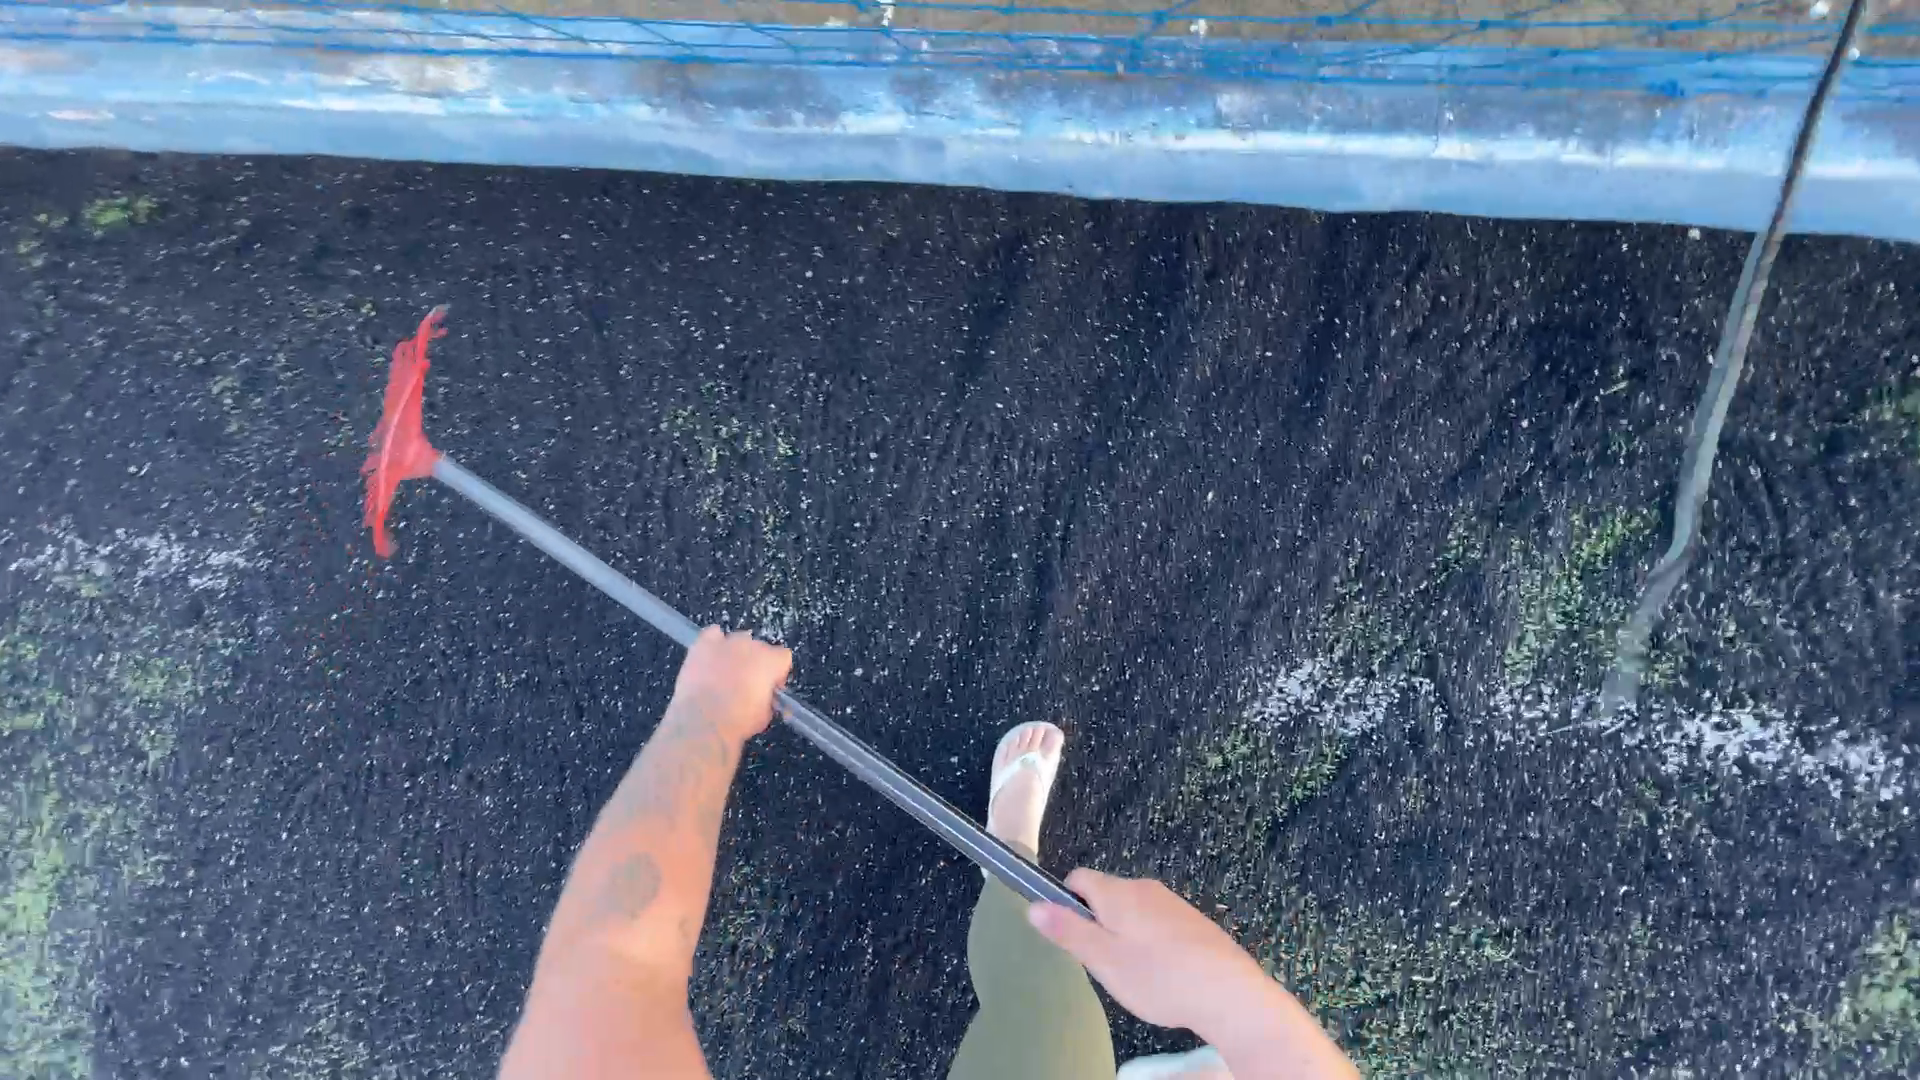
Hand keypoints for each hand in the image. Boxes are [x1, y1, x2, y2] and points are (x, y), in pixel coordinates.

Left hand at [666, 627, 791, 745]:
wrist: (702, 722)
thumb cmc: (738, 722)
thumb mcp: (765, 715)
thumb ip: (769, 698)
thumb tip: (765, 697)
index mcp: (772, 661)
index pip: (783, 657)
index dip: (778, 673)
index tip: (770, 688)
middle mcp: (751, 646)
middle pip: (760, 647)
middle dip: (756, 664)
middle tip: (746, 686)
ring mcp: (726, 643)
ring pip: (738, 640)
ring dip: (736, 654)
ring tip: (725, 675)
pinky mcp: (703, 645)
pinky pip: (713, 634)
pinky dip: (714, 643)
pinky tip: (711, 658)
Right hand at [1027, 869, 1272, 1034]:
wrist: (1230, 993)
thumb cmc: (1159, 976)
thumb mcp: (1104, 960)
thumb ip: (1068, 930)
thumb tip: (1033, 905)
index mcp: (1117, 892)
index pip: (1077, 878)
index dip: (1066, 901)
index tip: (1071, 934)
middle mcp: (1143, 887)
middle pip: (1105, 894)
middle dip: (1098, 922)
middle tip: (1104, 962)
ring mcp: (1171, 902)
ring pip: (1133, 909)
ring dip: (1125, 933)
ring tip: (1135, 973)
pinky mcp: (1192, 920)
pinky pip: (1157, 921)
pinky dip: (1151, 941)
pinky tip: (1163, 973)